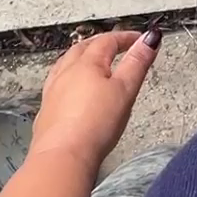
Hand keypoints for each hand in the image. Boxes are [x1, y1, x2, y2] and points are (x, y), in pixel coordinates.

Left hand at [27, 28, 158, 171]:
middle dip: (100, 43)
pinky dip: (66, 78)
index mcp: (87, 64)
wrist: (62, 159)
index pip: (107, 41)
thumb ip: (138, 62)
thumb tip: (150, 38)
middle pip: (82, 48)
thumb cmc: (95, 124)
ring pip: (64, 65)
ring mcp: (52, 94)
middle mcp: (66, 74)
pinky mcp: (45, 114)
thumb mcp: (126, 89)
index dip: (125, 37)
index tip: (139, 39)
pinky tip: (69, 89)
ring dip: (79, 57)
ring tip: (89, 60)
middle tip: (115, 44)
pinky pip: (54, 85)